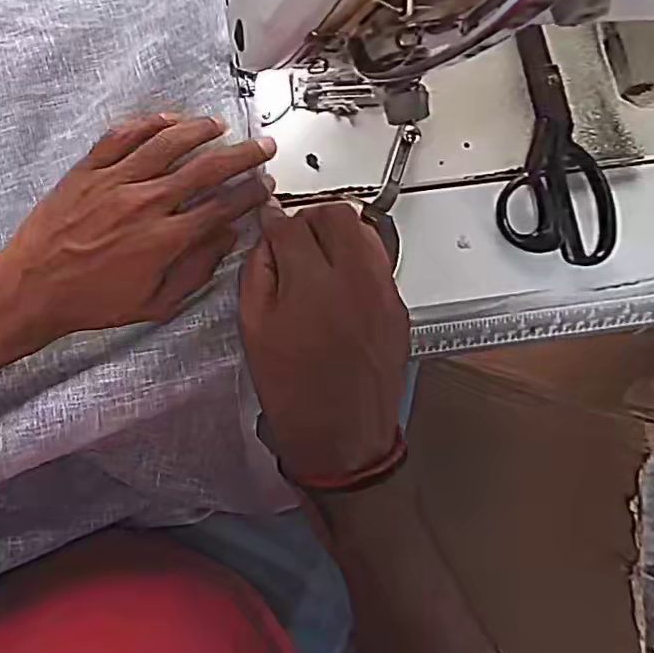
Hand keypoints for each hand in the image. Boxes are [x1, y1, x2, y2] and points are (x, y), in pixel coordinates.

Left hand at [0, 114, 275, 344]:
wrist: (32, 287)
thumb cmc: (89, 300)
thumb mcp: (153, 303)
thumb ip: (195, 271)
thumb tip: (224, 240)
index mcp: (163, 239)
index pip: (221, 206)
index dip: (249, 193)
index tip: (262, 186)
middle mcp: (143, 204)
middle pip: (205, 168)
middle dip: (241, 155)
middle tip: (259, 147)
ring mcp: (114, 182)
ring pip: (167, 143)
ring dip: (199, 130)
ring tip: (218, 125)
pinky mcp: (88, 171)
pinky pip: (122, 136)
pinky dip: (148, 123)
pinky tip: (166, 119)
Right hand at [240, 202, 409, 478]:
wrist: (341, 437)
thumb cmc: (293, 391)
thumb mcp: (254, 329)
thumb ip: (257, 274)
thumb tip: (266, 242)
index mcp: (310, 285)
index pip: (290, 226)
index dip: (272, 221)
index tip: (267, 223)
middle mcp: (354, 281)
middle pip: (335, 215)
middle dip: (307, 218)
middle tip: (291, 236)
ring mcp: (382, 292)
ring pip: (364, 230)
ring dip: (336, 231)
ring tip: (317, 252)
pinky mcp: (399, 307)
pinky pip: (379, 260)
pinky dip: (357, 256)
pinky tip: (338, 278)